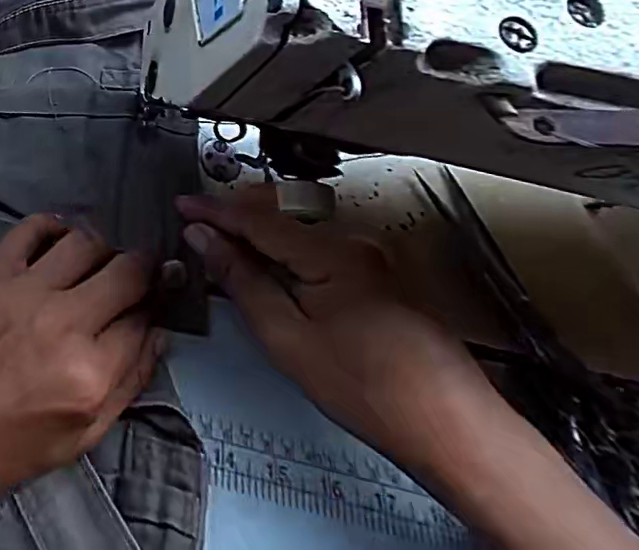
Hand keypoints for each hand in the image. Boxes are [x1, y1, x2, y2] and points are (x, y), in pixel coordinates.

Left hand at [0, 214, 165, 513]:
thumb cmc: (9, 445)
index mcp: (88, 372)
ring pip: (85, 242)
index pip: (143, 319)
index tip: (152, 304)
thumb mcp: (83, 435)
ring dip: (101, 250)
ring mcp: (23, 290)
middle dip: (142, 271)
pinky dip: (54, 227)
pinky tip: (60, 243)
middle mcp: (61, 322)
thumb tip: (157, 332)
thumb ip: (129, 383)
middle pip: (125, 271)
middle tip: (135, 278)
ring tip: (96, 265)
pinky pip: (32, 227)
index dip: (154, 309)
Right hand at [180, 187, 638, 549]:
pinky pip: (319, 250)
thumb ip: (241, 279)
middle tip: (199, 223)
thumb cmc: (372, 391)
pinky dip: (286, 253)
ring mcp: (372, 262)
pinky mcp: (380, 279)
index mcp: (332, 253)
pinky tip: (270, 270)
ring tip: (226, 248)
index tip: (183, 205)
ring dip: (260, 236)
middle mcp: (355, 246)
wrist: (455, 433)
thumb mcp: (287, 337)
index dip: (213, 210)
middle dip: (235, 215)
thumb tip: (206, 239)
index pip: (256, 218)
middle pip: (280, 216)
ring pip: (299, 233)